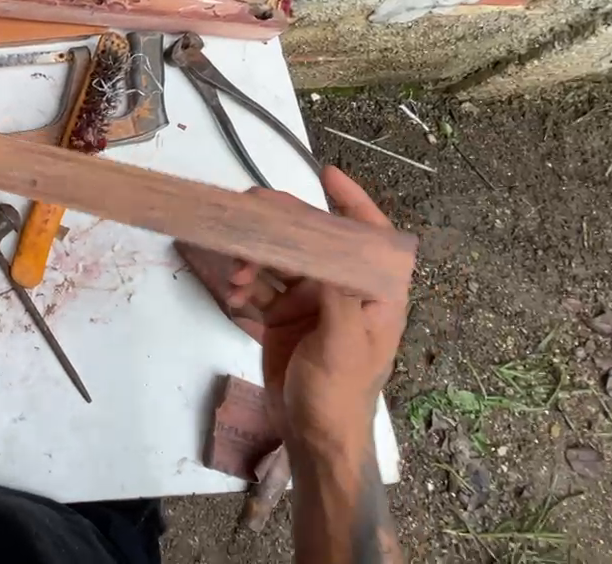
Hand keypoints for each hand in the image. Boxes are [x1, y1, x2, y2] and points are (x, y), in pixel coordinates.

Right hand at [224, 167, 407, 458]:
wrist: (312, 436)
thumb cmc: (340, 394)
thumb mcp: (343, 346)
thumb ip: (337, 296)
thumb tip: (325, 249)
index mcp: (375, 294)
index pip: (371, 238)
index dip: (352, 202)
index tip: (326, 174)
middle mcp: (344, 290)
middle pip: (313, 240)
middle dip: (281, 225)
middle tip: (248, 209)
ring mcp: (312, 301)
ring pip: (280, 257)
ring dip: (255, 257)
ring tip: (238, 272)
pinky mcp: (285, 314)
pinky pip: (262, 282)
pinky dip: (246, 281)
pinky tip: (236, 291)